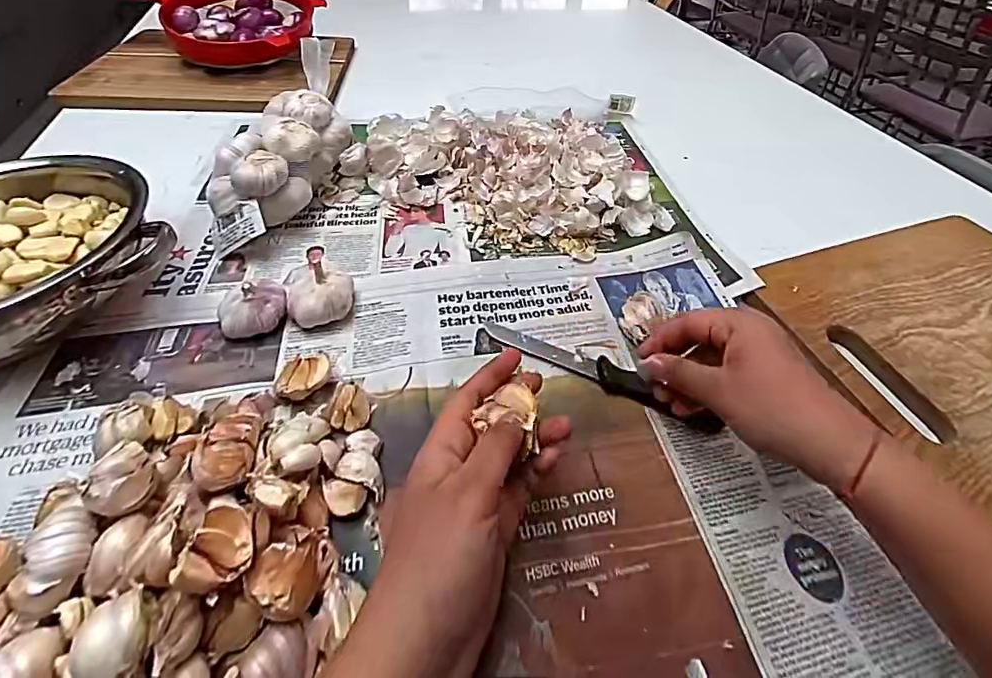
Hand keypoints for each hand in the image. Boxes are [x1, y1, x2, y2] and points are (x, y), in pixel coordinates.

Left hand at [325, 349, 571, 677]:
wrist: (427, 637)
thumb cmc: (440, 555)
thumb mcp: (467, 493)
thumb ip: (493, 451)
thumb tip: (512, 409)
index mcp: (440, 453)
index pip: (466, 402)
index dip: (489, 376)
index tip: (514, 354)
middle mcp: (456, 471)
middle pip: (488, 427)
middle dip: (515, 404)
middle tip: (545, 386)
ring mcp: (475, 502)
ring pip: (506, 459)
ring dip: (532, 440)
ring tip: (564, 426)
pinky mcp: (492, 532)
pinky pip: (516, 492)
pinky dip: (534, 474)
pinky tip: (552, 460)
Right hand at [637, 307, 877, 489]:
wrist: (836, 448)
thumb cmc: (775, 410)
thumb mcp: (717, 390)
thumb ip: (678, 372)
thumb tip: (649, 362)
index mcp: (739, 323)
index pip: (686, 321)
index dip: (659, 340)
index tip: (640, 360)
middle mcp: (750, 332)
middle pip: (698, 339)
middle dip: (673, 364)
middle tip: (655, 384)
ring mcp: (761, 355)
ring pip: (711, 360)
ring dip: (688, 379)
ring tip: (671, 402)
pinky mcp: (769, 378)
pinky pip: (727, 374)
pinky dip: (708, 388)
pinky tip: (694, 408)